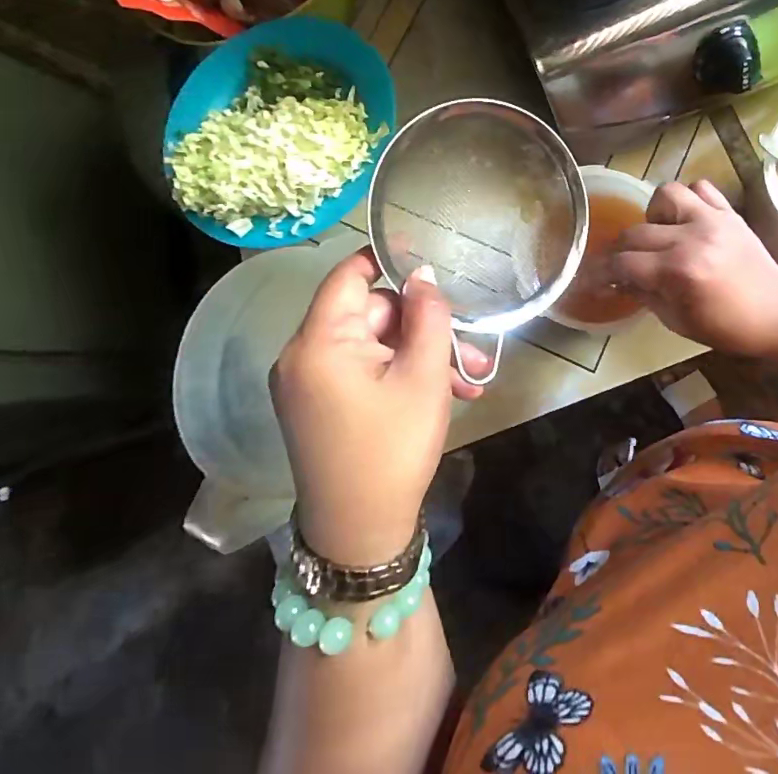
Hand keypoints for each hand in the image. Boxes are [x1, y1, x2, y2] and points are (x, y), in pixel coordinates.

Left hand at [269, 247, 489, 564]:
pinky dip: (404, 375)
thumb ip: (428, 317)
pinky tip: (449, 394)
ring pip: (378, 346)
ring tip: (471, 382)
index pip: (348, 276)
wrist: (360, 530)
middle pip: (373, 315)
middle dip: (426, 327)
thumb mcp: (424, 376)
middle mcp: (304, 356)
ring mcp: (312, 383)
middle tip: (473, 351)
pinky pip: (367, 372)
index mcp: (319, 343)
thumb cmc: (394, 447)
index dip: (386, 257)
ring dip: (426, 355)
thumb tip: (423, 273)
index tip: (425, 249)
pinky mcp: (323, 405)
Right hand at [611, 180, 777, 356]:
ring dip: (654, 215)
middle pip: (637, 233)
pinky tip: (688, 221)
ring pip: (665, 195)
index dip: (602, 273)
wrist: (777, 313)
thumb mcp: (678, 321)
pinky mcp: (729, 213)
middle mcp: (691, 239)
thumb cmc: (727, 326)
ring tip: (662, 235)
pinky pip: (700, 188)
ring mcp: (712, 220)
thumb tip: (619, 279)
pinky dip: (689, 200)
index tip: (594, 279)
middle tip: (625, 265)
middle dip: (622, 251)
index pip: (623, 264)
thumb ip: (645, 294)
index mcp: (678, 272)